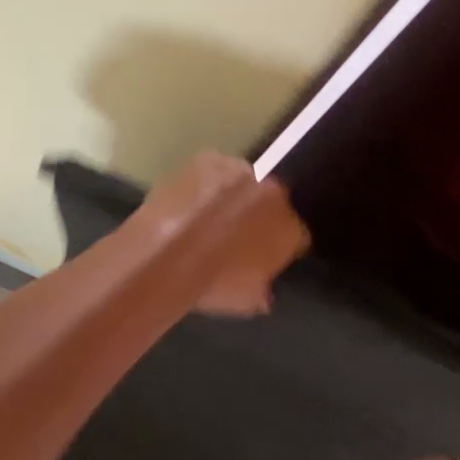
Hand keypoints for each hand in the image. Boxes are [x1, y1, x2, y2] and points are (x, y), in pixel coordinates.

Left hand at [129, 153, 309, 315]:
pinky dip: (205, 184)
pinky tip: (190, 203)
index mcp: (289, 228)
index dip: (277, 246)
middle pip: (272, 201)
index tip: (262, 255)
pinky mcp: (207, 159)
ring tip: (208, 216)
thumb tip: (264, 289)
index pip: (295, 235)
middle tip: (234, 234)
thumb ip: (264, 288)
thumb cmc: (211, 285)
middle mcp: (273, 192)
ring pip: (243, 182)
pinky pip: (212, 171)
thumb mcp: (247, 300)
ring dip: (233, 196)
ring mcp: (240, 171)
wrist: (164, 259)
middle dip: (258, 215)